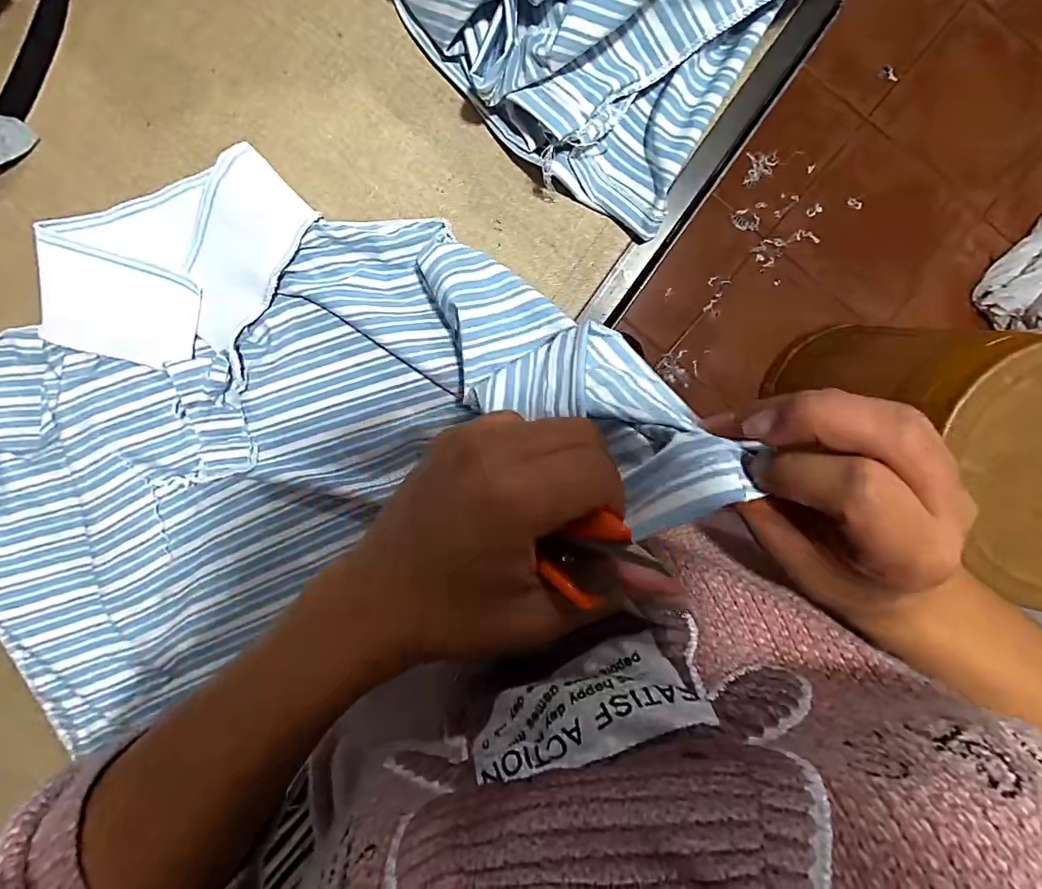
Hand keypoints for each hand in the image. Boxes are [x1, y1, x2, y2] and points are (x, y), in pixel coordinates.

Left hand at [315, 411, 638, 666]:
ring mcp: (470, 433)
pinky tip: (507, 491)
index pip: (600, 470)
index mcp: (515, 494)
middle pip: (584, 435)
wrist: (374, 599)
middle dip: (595, 478)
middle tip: (571, 523)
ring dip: (564, 461)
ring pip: (553, 425)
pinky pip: (518, 424)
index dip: (611, 507)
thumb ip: (605, 590)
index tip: (589, 541)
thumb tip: (667, 581)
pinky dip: (532, 450)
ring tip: (539, 506)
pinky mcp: (454, 432)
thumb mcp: (537, 617)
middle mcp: (494, 447)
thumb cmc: (456, 616)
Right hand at [713, 390, 977, 631]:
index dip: (798, 470)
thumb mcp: (804, 572)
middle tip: (746, 426)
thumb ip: (770, 519)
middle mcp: (947, 499)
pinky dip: (818, 404)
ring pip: (879, 408)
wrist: (915, 589)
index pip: (862, 488)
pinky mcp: (926, 437)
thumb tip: (726, 468)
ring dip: (807, 404)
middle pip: (886, 429)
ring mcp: (946, 461)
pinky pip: (870, 404)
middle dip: (807, 415)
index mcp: (919, 551)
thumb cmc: (853, 590)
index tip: (750, 474)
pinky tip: (781, 415)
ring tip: (755, 418)